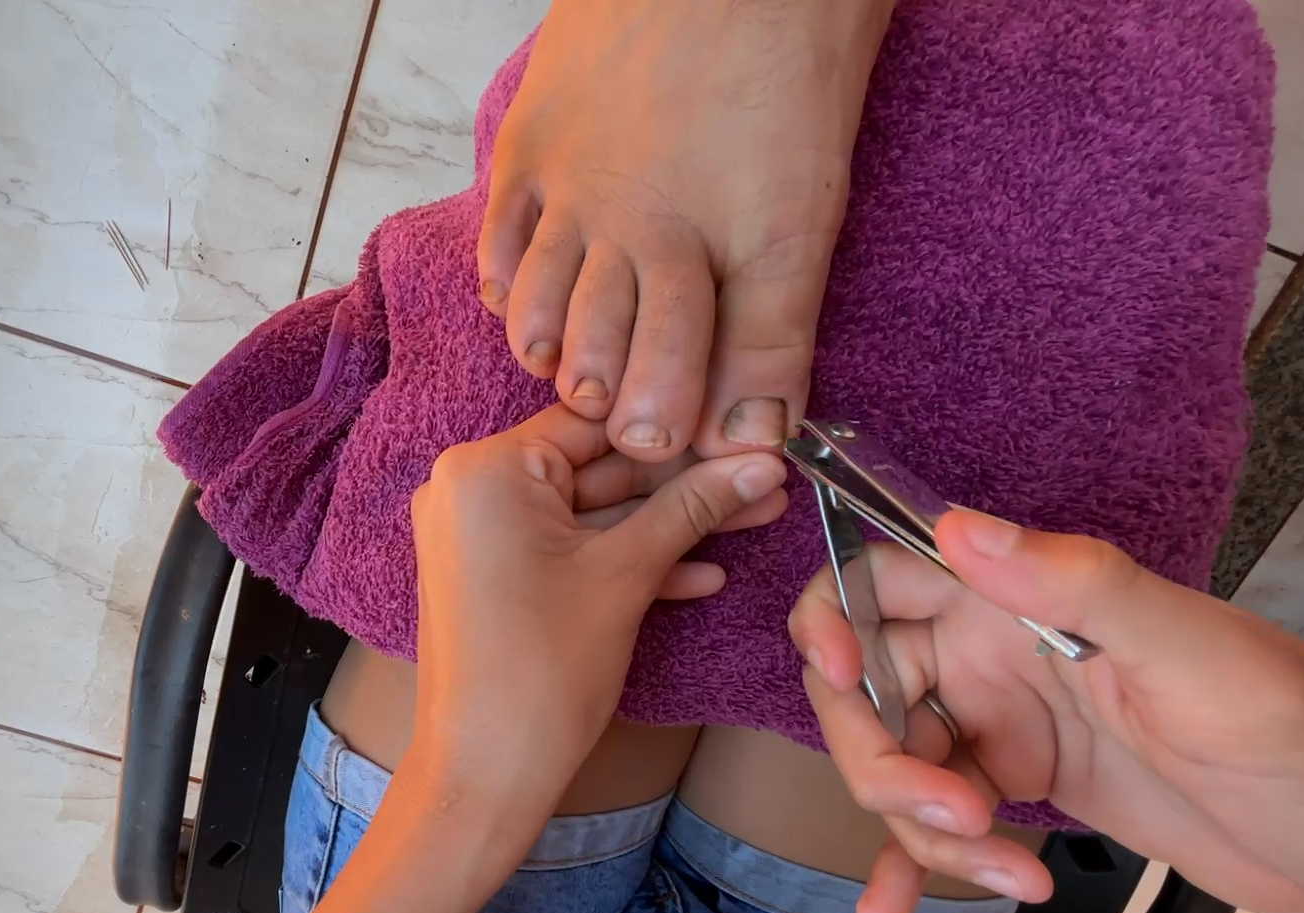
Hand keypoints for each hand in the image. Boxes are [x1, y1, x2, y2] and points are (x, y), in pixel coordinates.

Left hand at [407, 404, 787, 835]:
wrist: (485, 770)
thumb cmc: (543, 668)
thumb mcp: (625, 575)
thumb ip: (691, 509)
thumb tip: (761, 463)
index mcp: (484, 469)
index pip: (594, 424)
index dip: (676, 433)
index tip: (742, 436)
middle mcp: (467, 488)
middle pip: (593, 471)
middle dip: (679, 487)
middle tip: (759, 482)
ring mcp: (475, 532)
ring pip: (585, 516)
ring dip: (661, 527)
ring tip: (749, 518)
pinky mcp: (491, 572)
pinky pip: (562, 551)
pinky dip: (618, 561)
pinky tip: (699, 573)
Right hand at [478, 0, 893, 460]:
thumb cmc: (788, 66)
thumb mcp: (806, 210)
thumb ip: (774, 332)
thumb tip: (756, 434)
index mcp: (699, 250)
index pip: (674, 371)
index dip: (674, 425)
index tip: (672, 455)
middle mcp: (621, 230)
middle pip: (597, 347)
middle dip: (607, 402)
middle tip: (611, 428)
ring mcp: (566, 187)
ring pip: (537, 303)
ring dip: (548, 351)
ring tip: (563, 376)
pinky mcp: (529, 146)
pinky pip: (497, 238)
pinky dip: (503, 284)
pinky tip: (516, 304)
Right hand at [789, 510, 1303, 912]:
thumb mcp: (1202, 662)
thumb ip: (1080, 585)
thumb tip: (955, 527)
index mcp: (1010, 601)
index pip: (876, 581)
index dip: (830, 616)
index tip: (839, 672)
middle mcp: (978, 652)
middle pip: (863, 689)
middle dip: (879, 756)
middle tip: (955, 813)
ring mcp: (984, 722)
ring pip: (888, 760)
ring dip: (916, 826)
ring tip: (1008, 871)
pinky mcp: (998, 785)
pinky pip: (922, 819)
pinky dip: (901, 862)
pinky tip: (887, 909)